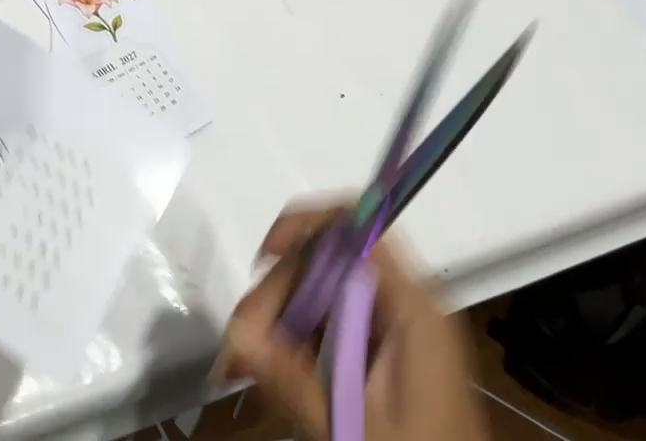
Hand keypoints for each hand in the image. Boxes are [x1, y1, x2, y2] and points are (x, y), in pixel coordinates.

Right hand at [211, 208, 488, 440]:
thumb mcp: (356, 425)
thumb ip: (297, 381)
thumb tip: (236, 336)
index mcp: (410, 306)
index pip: (355, 225)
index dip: (305, 225)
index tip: (265, 257)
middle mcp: (400, 302)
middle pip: (320, 262)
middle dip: (274, 293)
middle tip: (243, 342)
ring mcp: (390, 324)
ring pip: (315, 290)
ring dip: (274, 318)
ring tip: (246, 364)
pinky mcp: (379, 347)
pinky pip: (324, 320)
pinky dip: (291, 338)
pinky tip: (270, 370)